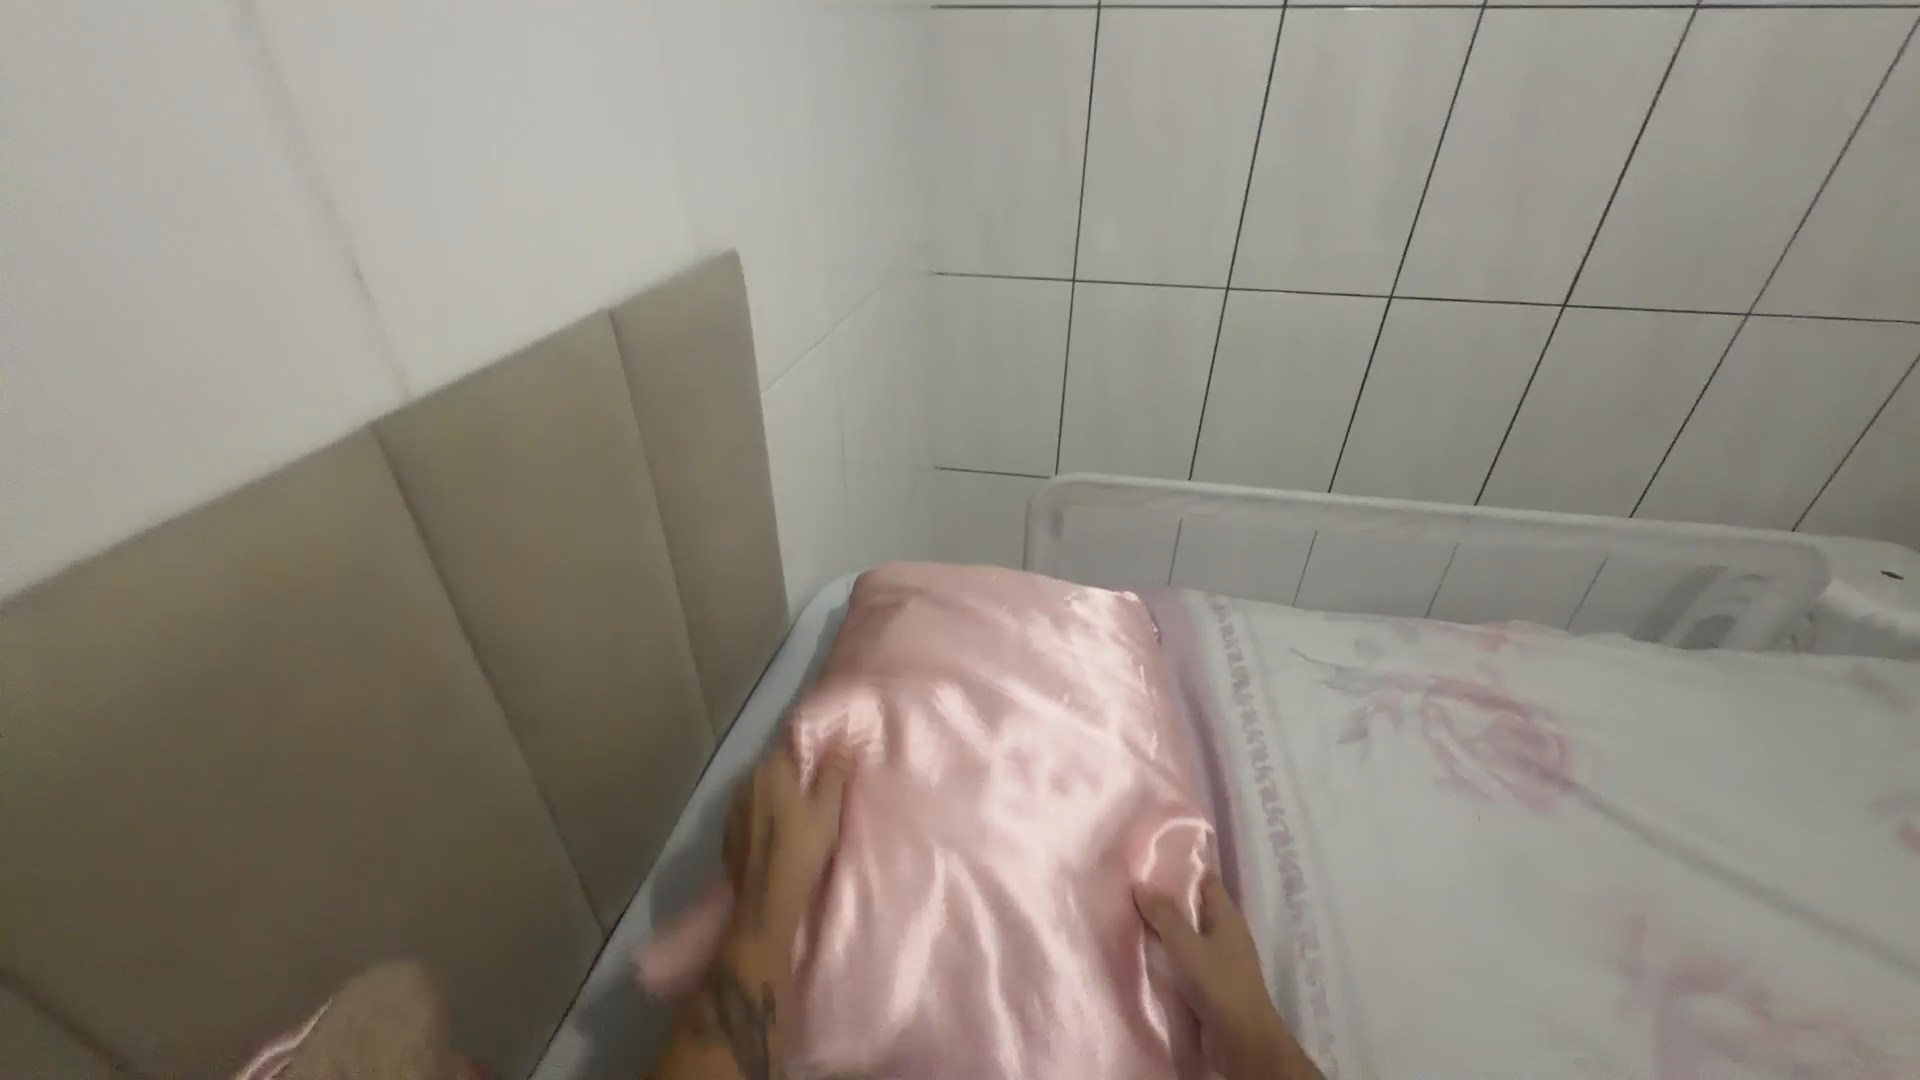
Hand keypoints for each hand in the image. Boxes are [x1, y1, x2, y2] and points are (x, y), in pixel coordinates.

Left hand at [722, 745, 850, 940]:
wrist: (766, 900)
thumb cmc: (802, 848)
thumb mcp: (828, 809)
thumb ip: (834, 772)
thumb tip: (842, 741)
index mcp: (770, 769)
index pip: (791, 750)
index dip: (810, 759)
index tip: (825, 773)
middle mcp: (746, 782)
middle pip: (774, 771)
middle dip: (792, 779)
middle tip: (814, 799)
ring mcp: (732, 809)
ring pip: (760, 794)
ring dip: (774, 799)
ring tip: (794, 820)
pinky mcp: (726, 833)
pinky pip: (748, 816)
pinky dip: (761, 820)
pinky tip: (774, 837)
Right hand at [1136, 875, 1322, 1079]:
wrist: (1242, 1041)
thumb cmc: (1217, 983)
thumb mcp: (1184, 944)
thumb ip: (1163, 914)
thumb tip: (1140, 885)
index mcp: (1227, 915)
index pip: (1205, 881)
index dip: (1182, 869)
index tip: (1152, 863)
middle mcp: (1227, 933)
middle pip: (1196, 907)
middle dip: (1169, 899)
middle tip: (1135, 888)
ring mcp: (1222, 959)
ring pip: (1191, 934)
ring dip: (1168, 929)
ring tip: (1134, 917)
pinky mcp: (1214, 984)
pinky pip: (1189, 959)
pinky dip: (1172, 954)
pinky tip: (1149, 953)